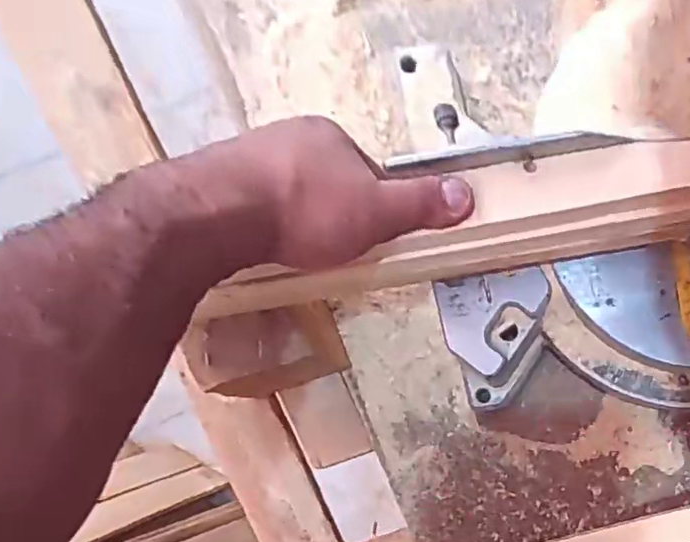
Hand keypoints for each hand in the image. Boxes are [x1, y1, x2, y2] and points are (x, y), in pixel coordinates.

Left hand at [156, 116, 474, 270]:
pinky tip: (276, 248)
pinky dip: (277, 227)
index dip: (382, 212)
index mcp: (332, 137)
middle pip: (336, 186)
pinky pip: (267, 206)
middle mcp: (294, 137)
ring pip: (299, 196)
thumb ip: (420, 205)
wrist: (222, 214)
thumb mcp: (377, 212)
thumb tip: (467, 194)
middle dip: (343, 219)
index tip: (379, 242)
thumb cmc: (307, 210)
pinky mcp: (227, 182)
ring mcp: (256, 157)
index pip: (372, 176)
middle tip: (344, 254)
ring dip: (309, 224)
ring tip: (308, 256)